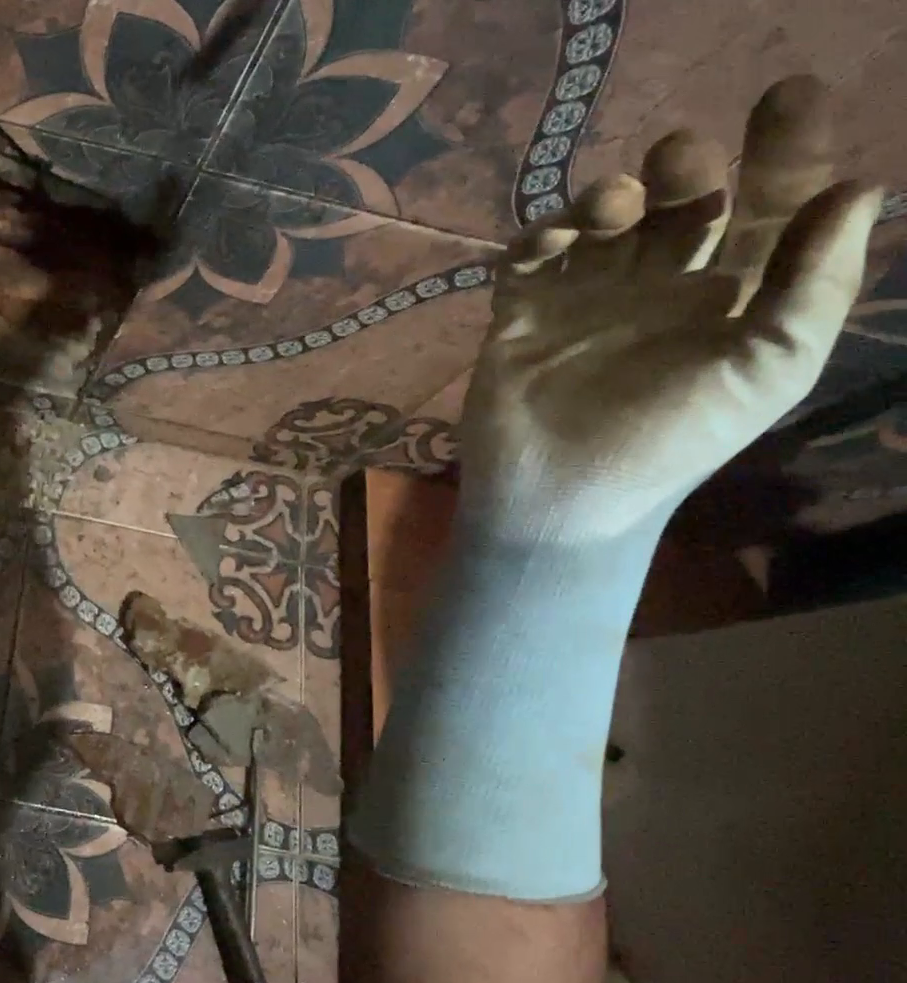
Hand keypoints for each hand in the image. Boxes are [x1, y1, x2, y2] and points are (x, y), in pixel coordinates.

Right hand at [464, 76, 880, 543]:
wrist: (563, 494)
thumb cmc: (672, 439)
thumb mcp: (770, 367)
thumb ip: (813, 284)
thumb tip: (855, 189)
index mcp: (729, 300)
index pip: (764, 210)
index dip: (784, 153)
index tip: (787, 95)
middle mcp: (658, 290)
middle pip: (677, 206)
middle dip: (683, 170)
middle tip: (679, 159)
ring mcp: (583, 302)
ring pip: (599, 226)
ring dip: (607, 198)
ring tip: (611, 203)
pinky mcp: (519, 317)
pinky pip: (528, 261)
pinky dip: (539, 237)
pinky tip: (555, 236)